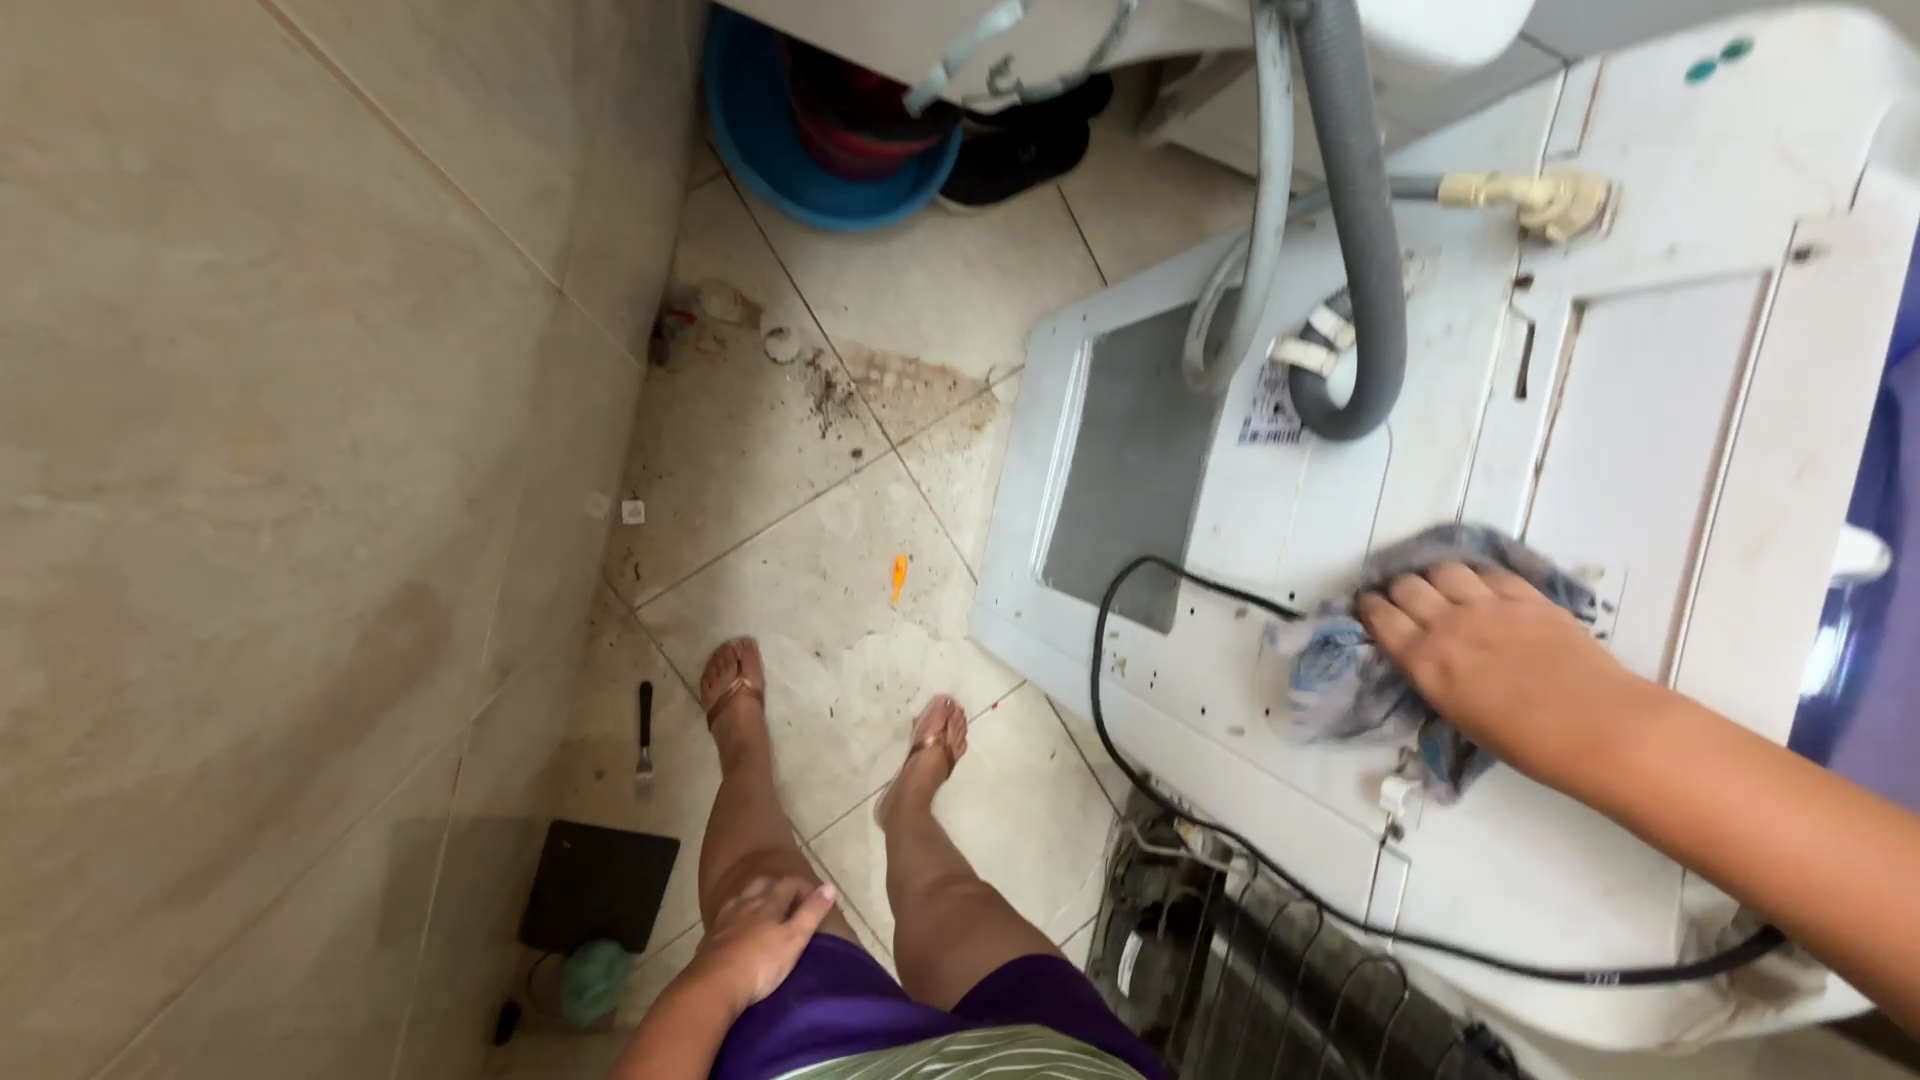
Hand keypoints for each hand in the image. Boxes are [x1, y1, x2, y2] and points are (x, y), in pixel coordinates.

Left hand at [685, 877, 837, 1014]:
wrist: (713, 986)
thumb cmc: (761, 963)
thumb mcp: (794, 939)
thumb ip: (812, 912)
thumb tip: (829, 886)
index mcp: (769, 903)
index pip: (789, 883)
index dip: (804, 887)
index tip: (817, 898)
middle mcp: (746, 904)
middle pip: (763, 884)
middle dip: (777, 886)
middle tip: (789, 900)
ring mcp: (725, 919)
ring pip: (742, 898)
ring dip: (755, 898)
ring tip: (762, 909)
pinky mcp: (710, 938)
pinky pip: (726, 917)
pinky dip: (736, 916)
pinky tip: (736, 928)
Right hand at [1355, 561, 1670, 793]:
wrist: (1599, 728)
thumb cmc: (1523, 741)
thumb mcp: (1454, 711)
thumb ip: (1432, 674)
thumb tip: (1426, 656)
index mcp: (1423, 661)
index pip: (1380, 617)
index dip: (1369, 607)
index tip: (1369, 606)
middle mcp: (1447, 625)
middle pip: (1407, 586)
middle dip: (1399, 588)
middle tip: (1404, 596)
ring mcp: (1489, 607)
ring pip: (1444, 569)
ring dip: (1436, 575)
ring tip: (1442, 586)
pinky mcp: (1528, 599)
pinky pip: (1491, 572)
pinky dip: (1477, 575)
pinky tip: (1481, 584)